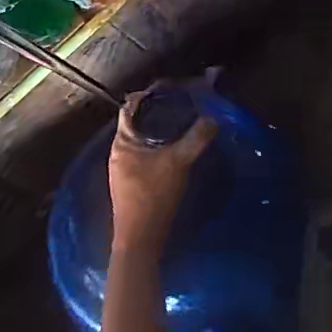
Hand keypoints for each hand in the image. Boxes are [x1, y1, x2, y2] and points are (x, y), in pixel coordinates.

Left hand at [107, 88, 215, 258]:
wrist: (140, 241)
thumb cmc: (153, 196)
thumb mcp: (178, 162)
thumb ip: (196, 138)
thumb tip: (212, 118)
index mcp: (122, 141)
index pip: (131, 106)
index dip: (150, 94)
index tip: (171, 89)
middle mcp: (118, 152)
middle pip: (137, 122)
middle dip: (158, 112)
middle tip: (182, 105)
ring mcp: (122, 169)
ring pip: (142, 140)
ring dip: (159, 131)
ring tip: (182, 124)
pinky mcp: (130, 183)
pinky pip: (144, 155)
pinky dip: (159, 147)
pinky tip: (175, 151)